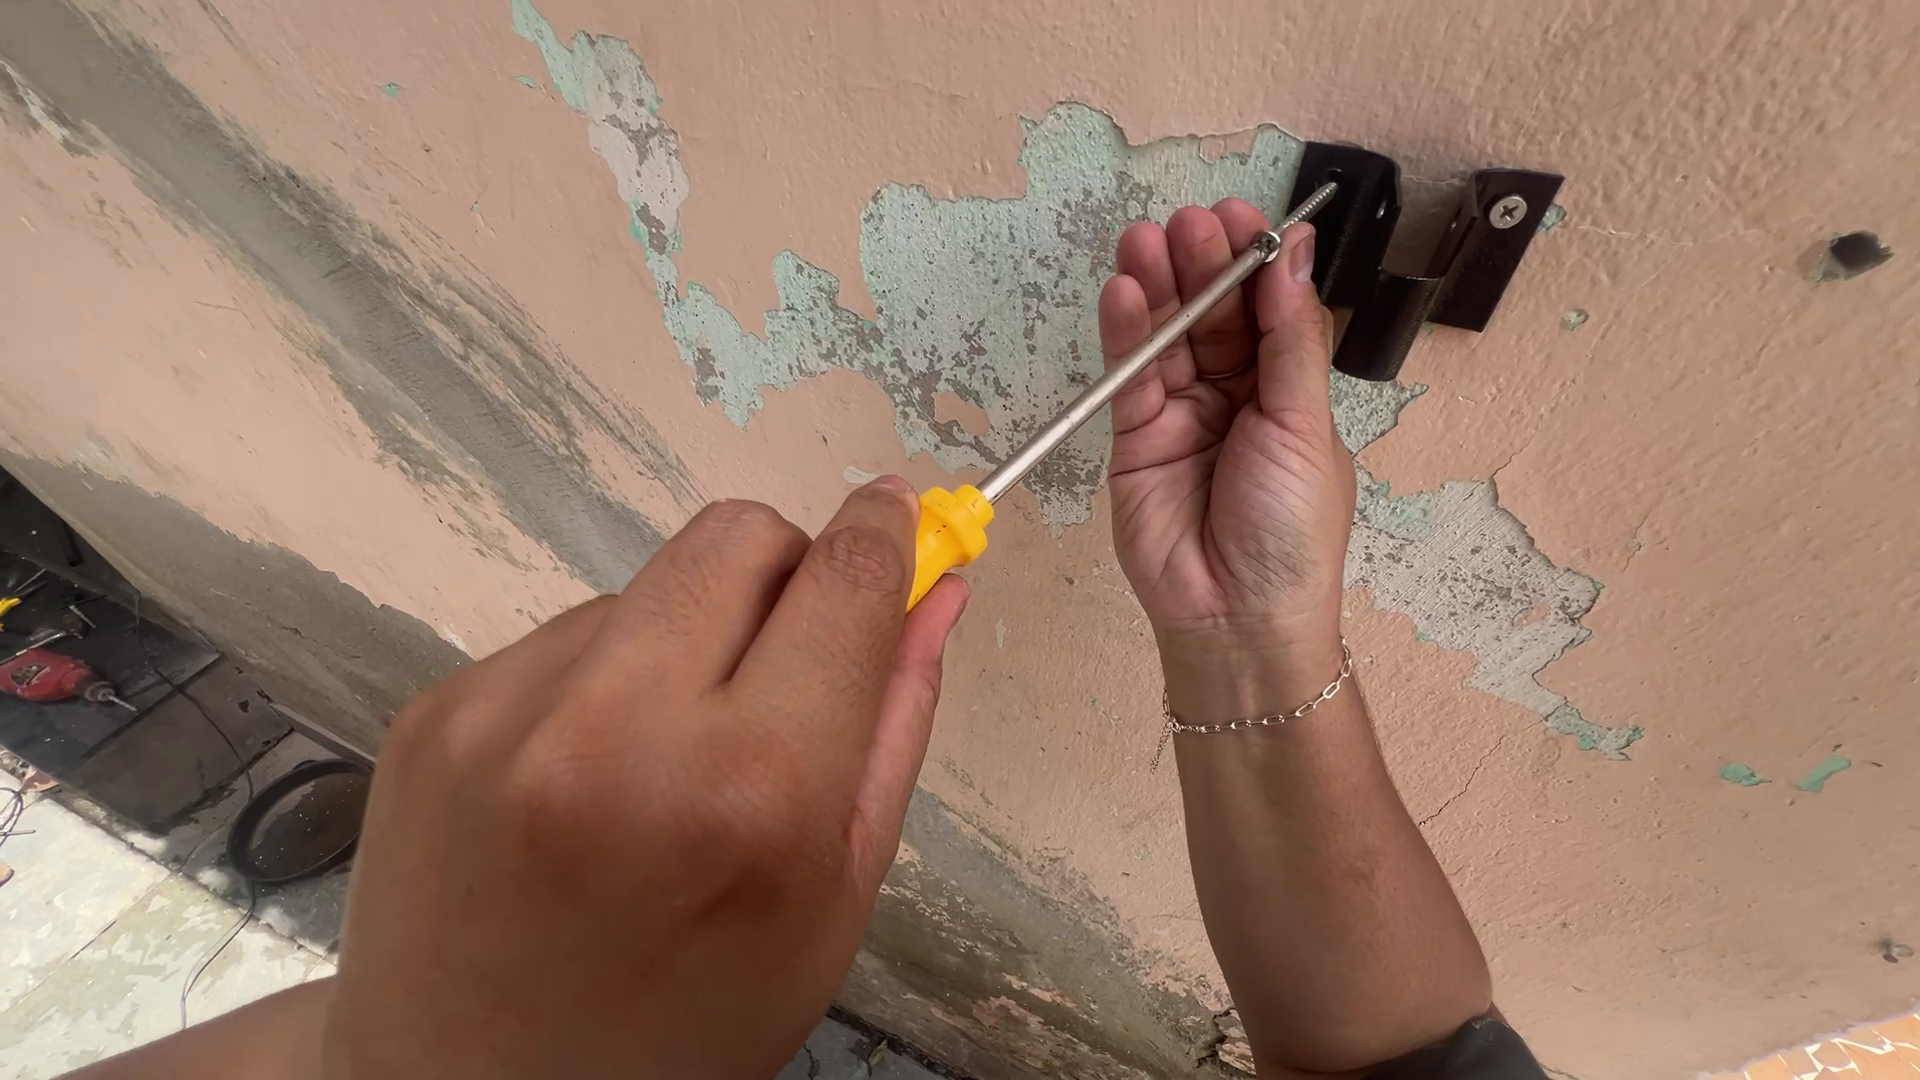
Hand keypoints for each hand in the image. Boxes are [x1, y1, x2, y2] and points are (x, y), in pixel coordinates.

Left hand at [320, 479, 967, 1078]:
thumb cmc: (703, 1009)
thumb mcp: (841, 884)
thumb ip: (898, 716)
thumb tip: (937, 588)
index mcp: (750, 791)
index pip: (843, 586)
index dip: (886, 531)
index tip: (900, 509)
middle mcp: (617, 729)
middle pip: (739, 534)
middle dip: (790, 563)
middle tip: (790, 646)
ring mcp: (505, 710)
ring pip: (661, 577)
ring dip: (702, 623)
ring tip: (682, 736)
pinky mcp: (438, 706)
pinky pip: (578, 627)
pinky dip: (622, 663)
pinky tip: (603, 759)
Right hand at [1099, 202, 1353, 681]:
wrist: (1234, 614)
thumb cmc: (1289, 528)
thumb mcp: (1304, 425)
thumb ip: (1289, 339)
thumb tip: (1294, 254)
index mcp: (1284, 392)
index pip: (1264, 313)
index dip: (1251, 265)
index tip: (1239, 218)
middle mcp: (1231, 398)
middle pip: (1210, 318)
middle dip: (1199, 268)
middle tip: (1185, 223)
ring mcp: (1178, 418)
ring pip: (1164, 340)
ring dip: (1154, 288)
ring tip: (1143, 239)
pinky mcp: (1133, 440)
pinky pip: (1127, 379)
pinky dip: (1122, 336)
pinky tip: (1121, 292)